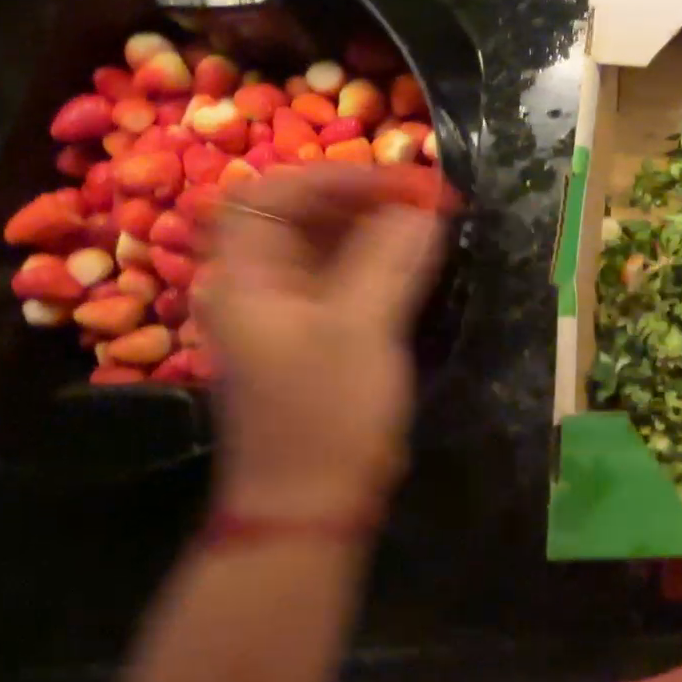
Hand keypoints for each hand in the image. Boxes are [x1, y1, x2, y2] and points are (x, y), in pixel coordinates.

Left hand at [201, 165, 445, 521]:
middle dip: (366, 197)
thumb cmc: (326, 413)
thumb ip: (391, 258)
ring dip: (381, 225)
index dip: (337, 177)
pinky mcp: (322, 332)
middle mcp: (261, 284)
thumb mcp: (360, 329)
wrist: (311, 504)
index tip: (403, 184)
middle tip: (430, 198)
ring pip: (331, 243)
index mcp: (246, 277)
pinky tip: (423, 257)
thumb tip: (425, 205)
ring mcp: (291, 310)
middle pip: (303, 214)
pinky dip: (385, 257)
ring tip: (435, 221)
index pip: (274, 193)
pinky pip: (351, 274)